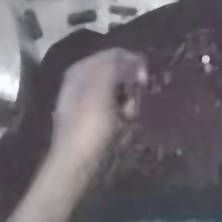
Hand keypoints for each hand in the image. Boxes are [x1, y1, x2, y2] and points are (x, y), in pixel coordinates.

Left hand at [48, 48, 147, 173]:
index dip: (132, 63)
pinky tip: (125, 132)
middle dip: (132, 89)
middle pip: (122, 75)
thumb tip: (134, 61)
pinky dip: (127, 122)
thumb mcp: (101, 90)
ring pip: (125, 96)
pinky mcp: (101, 124)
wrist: (77, 166)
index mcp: (81, 71)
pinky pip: (122, 114)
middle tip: (130, 104)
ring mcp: (94, 104)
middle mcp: (87, 84)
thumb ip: (116, 68)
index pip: (115, 55)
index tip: (143, 80)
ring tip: (126, 122)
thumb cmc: (88, 128)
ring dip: (131, 108)